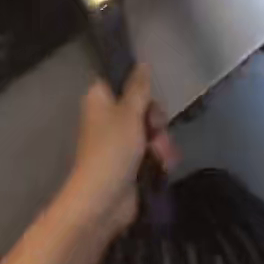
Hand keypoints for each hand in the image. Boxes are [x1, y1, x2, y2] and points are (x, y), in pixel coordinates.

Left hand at [57, 65, 175, 233]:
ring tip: (160, 155)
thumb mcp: (129, 113)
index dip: (139, 88)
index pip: (122, 81)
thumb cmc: (112, 149)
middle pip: (142, 107)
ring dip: (161, 142)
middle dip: (156, 120)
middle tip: (156, 128)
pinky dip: (159, 159)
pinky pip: (151, 152)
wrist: (104, 200)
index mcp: (100, 99)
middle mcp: (108, 117)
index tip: (149, 97)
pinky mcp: (131, 163)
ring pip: (151, 131)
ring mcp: (120, 141)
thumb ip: (139, 88)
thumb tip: (141, 62)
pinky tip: (164, 166)